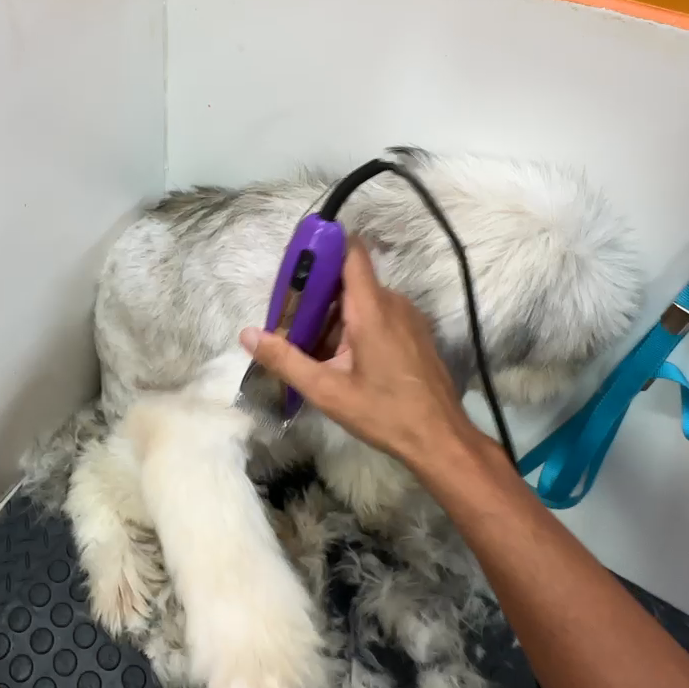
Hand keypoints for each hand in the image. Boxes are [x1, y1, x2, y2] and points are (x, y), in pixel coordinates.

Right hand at [240, 241, 491, 471]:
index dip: (324, 246)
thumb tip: (247, 335)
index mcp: (372, 309)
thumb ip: (285, 359)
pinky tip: (342, 359)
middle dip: (318, 295)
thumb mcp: (326, 391)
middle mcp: (393, 303)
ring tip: (312, 346)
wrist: (441, 441)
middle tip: (291, 321)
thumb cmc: (384, 413)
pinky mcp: (415, 334)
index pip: (351, 253)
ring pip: (363, 300)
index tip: (297, 260)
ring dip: (336, 316)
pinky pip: (379, 316)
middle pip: (349, 280)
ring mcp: (408, 318)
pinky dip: (356, 327)